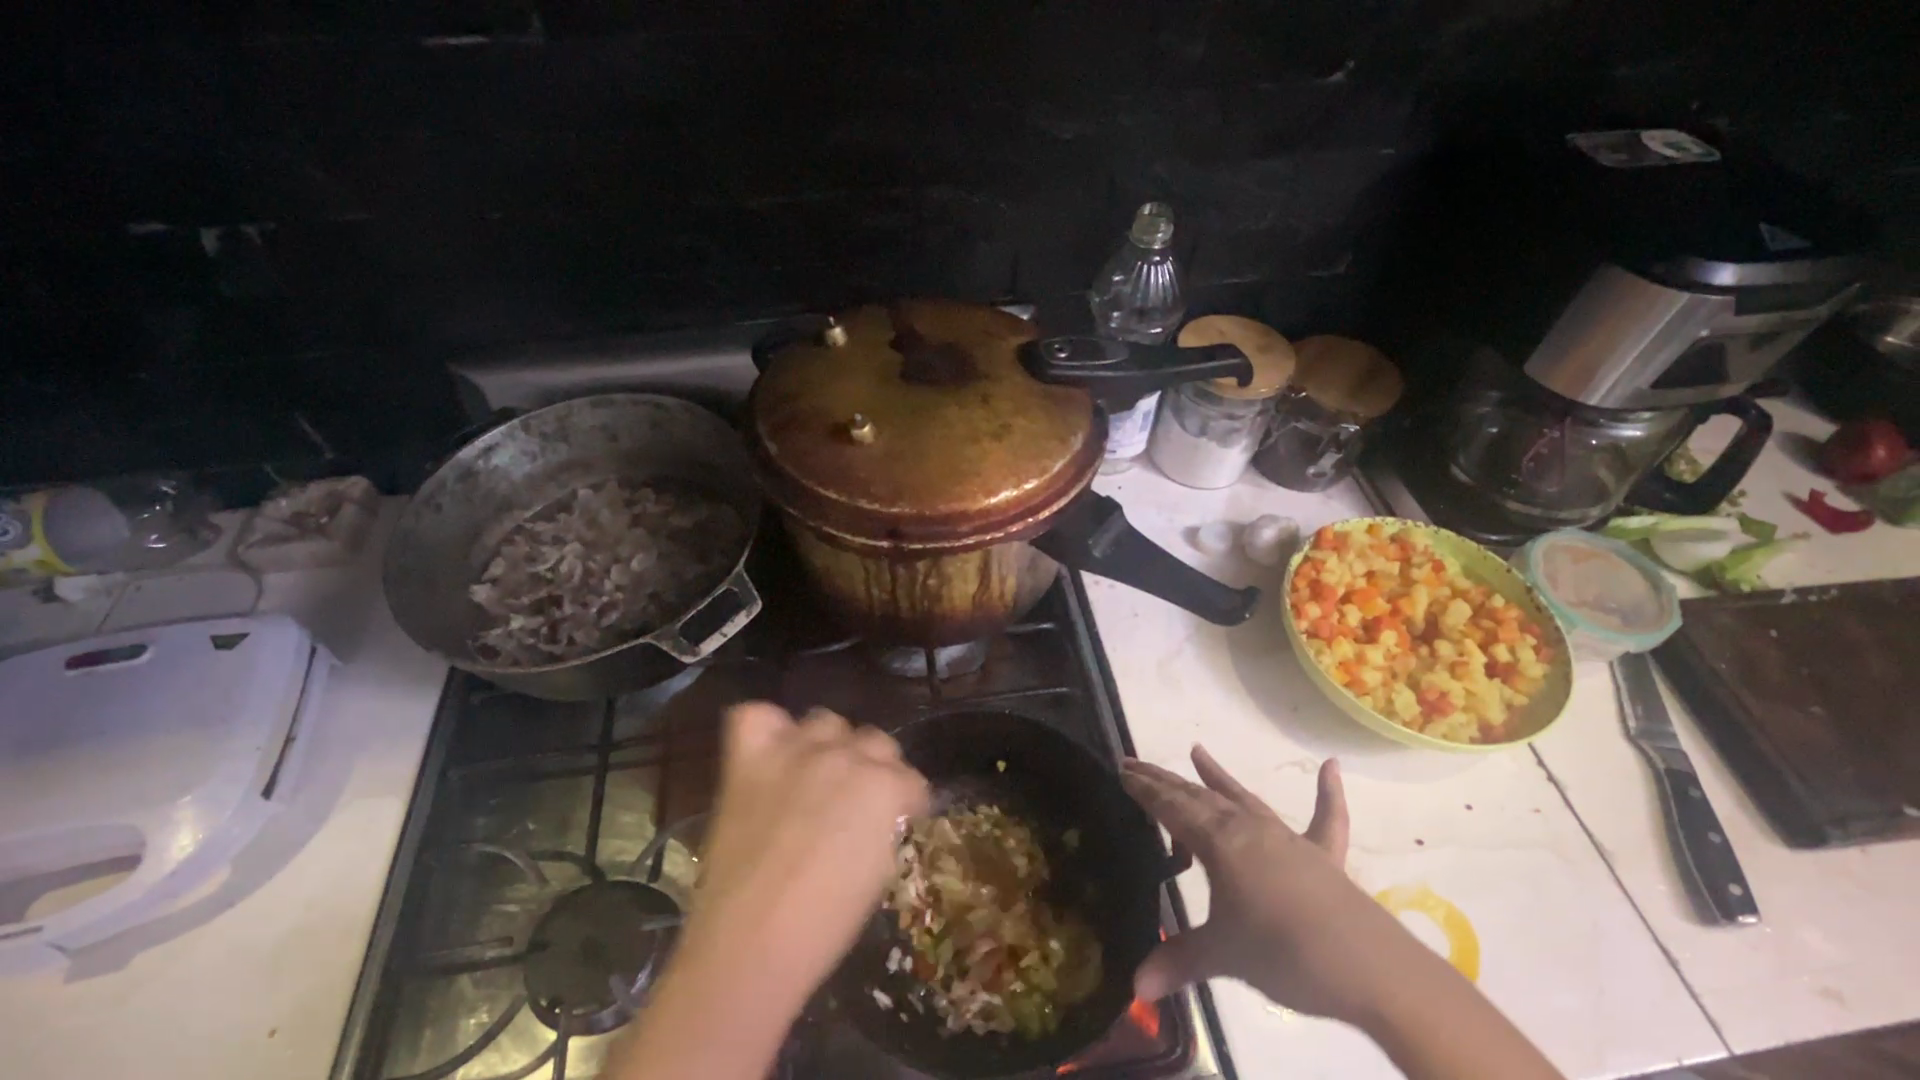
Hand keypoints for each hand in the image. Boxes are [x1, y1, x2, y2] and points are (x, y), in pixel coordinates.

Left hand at [612, 704, 929, 1079]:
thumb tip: (882, 813)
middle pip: (873, 740)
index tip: (898, 821)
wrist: (750, 944)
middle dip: (873, 768)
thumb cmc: (826, 925)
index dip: (907, 802)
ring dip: (828, 745)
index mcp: (885, 786)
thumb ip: (886, 825)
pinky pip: (759, 716)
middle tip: (855, 803)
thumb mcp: (880, 871)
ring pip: (825, 722)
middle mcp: (844, 756)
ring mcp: (793, 752)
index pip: (911, 778)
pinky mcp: (748, 759)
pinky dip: (768, 730)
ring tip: (815, 778)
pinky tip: (771, 755)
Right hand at [1120, 747, 1427, 1026]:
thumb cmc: (1283, 953)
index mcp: (1221, 843)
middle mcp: (1251, 829)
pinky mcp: (1324, 858)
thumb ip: (1179, 962)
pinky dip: (1328, 794)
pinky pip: (1325, 819)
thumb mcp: (1222, 956)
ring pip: (1244, 800)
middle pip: (1200, 797)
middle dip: (1167, 781)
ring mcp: (1289, 840)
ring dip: (1218, 778)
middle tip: (1137, 764)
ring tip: (1197, 751)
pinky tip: (1331, 767)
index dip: (1145, 790)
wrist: (1369, 968)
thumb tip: (1137, 987)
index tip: (1122, 769)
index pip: (1172, 808)